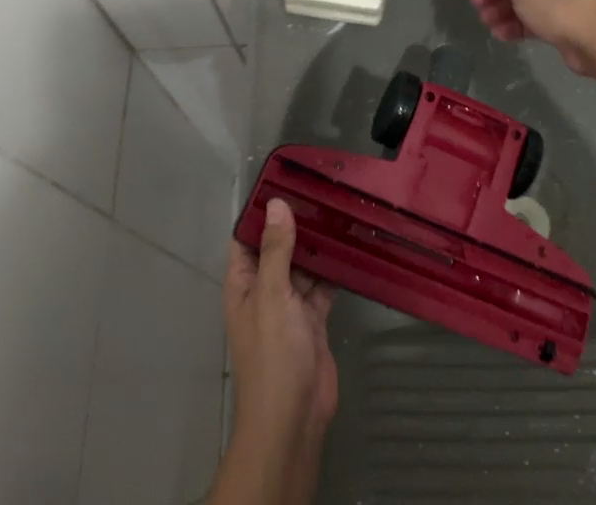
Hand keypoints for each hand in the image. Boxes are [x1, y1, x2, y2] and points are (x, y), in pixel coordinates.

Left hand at [225, 199, 337, 449]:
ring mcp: (289, 307)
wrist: (293, 415)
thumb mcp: (272, 296)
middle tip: (324, 191)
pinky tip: (352, 249)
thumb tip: (277, 205)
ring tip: (341, 211)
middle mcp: (264, 290)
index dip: (261, 212)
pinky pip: (323, 287)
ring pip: (303, 266)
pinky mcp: (314, 321)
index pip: (247, 238)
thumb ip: (277, 251)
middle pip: (278, 249)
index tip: (285, 181)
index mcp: (243, 283)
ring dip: (318, 246)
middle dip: (296, 224)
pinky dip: (335, 271)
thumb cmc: (273, 353)